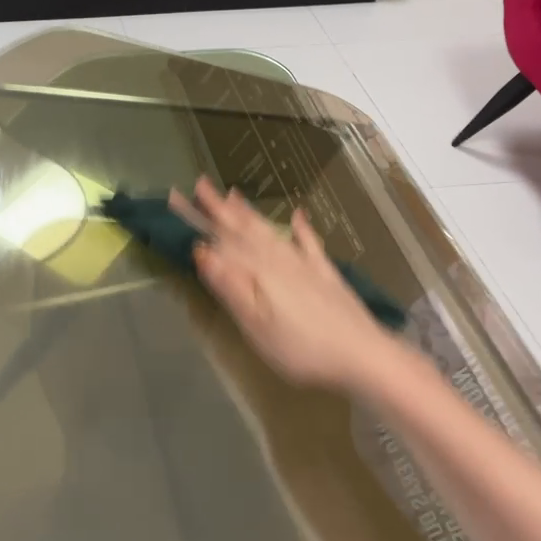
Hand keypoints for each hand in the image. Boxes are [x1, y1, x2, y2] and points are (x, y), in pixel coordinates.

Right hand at [172, 178, 415, 396]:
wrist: (364, 356)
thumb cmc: (301, 348)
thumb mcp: (255, 324)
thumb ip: (229, 286)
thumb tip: (202, 252)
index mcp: (257, 272)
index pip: (220, 239)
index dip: (197, 218)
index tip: (176, 196)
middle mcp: (278, 260)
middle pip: (244, 229)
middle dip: (219, 208)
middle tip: (200, 184)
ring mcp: (305, 265)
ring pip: (270, 232)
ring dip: (250, 213)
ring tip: (233, 194)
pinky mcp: (326, 275)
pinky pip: (310, 244)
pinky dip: (302, 228)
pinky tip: (298, 215)